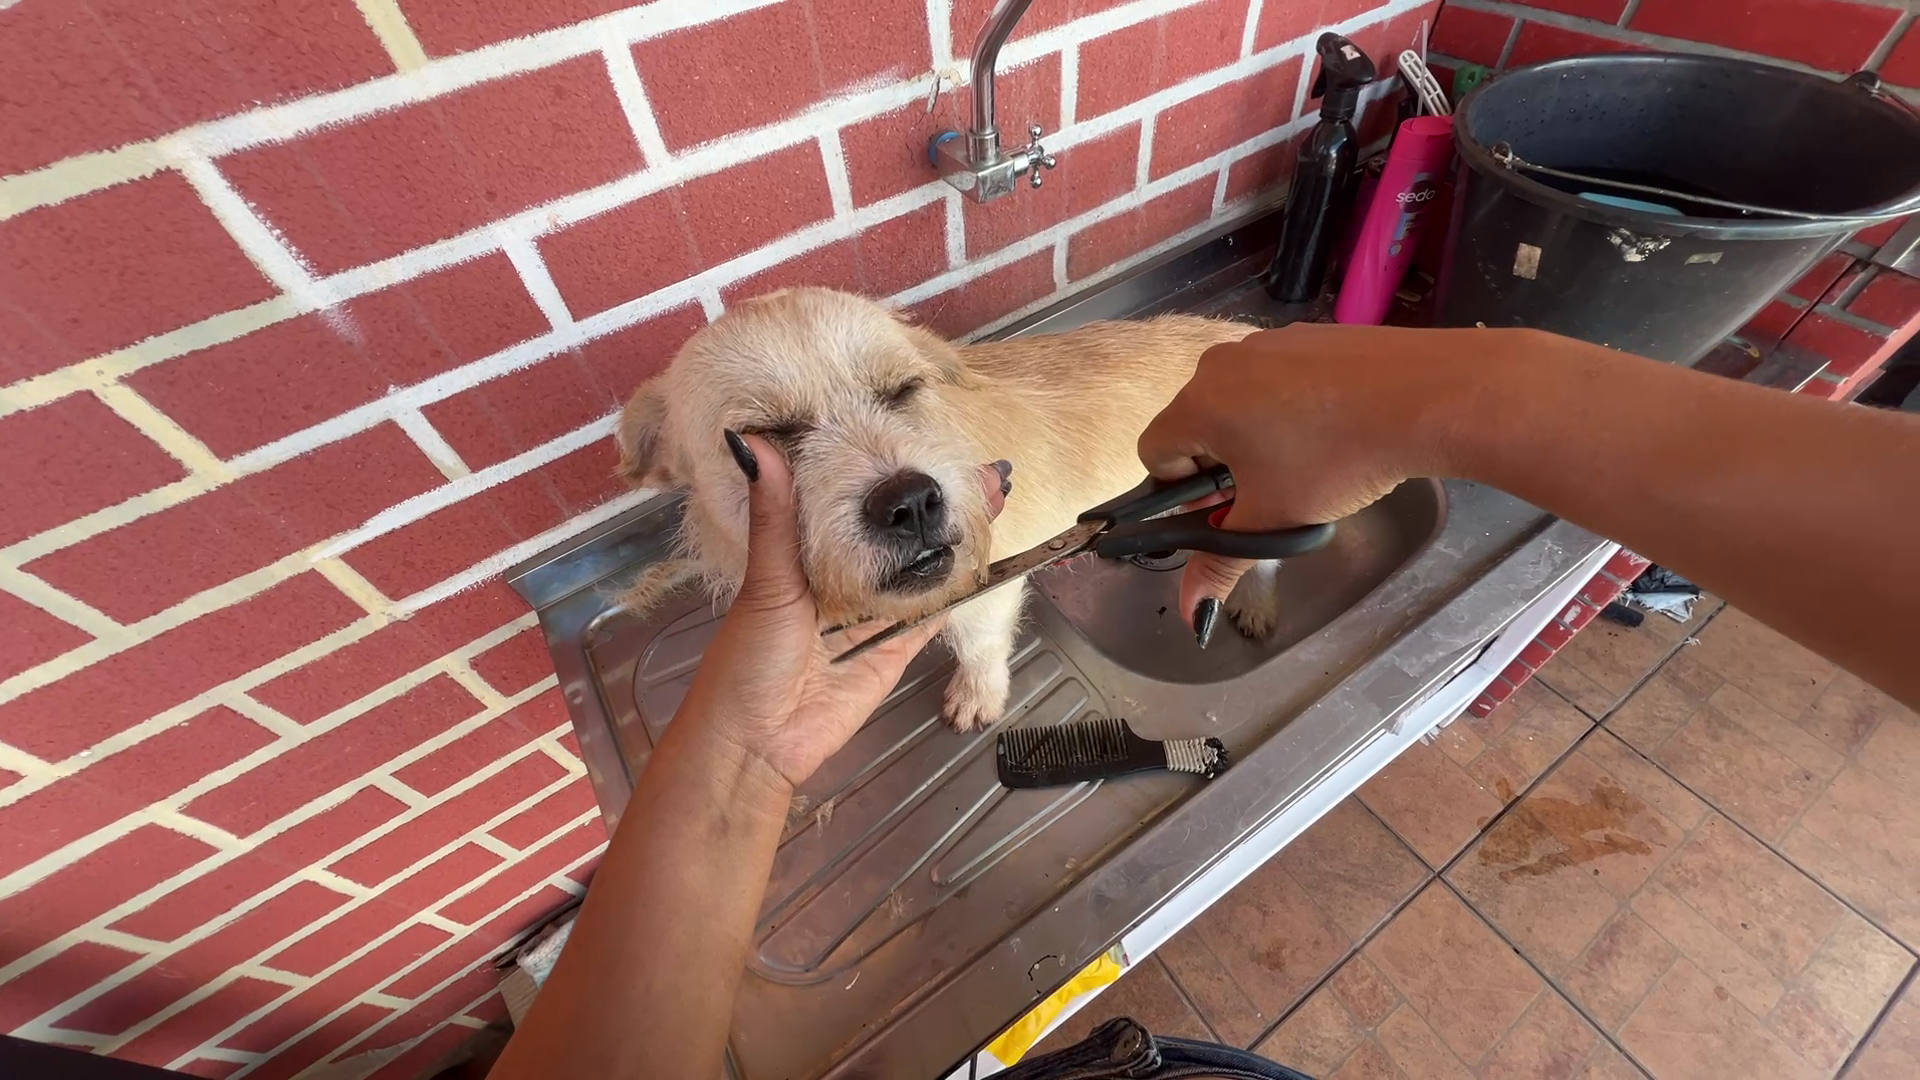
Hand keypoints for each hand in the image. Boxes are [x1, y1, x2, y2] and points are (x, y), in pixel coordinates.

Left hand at [678, 433, 1009, 789]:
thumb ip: (776, 517)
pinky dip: (950, 594)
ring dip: (946, 545)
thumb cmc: (752, 656)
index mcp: (803, 562)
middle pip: (893, 541)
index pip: (851, 512)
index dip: (883, 483)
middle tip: (978, 475)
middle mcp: (841, 585)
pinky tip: (979, 563)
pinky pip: (926, 618)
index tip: (918, 446)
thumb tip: (748, 439)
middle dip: (929, 512)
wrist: (760, 742)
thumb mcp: (766, 581)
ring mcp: (870, 619)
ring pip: (915, 573)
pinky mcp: (893, 651)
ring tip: (988, 506)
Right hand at [1138, 322, 1509, 631]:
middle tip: (1267, 489)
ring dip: (1250, 434)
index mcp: (1197, 404)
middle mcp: (1219, 365)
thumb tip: (1189, 616)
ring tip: (1306, 458)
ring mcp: (1265, 341)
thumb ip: (1221, 564)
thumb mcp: (1272, 519)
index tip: (1226, 504)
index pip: (1153, 453)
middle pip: (1193, 426)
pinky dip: (1286, 406)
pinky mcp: (1307, 333)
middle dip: (1218, 463)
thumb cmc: (1337, 459)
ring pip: (1233, 401)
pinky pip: (1273, 378)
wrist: (1435, 396)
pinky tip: (1332, 426)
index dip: (1181, 489)